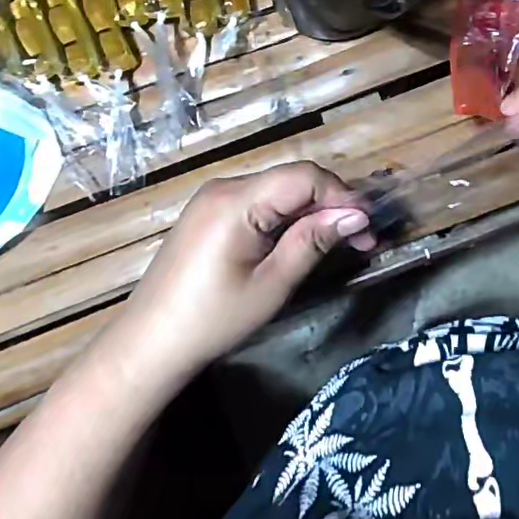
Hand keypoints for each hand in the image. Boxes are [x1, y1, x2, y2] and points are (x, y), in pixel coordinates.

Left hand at [113, 162, 373, 380]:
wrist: (149, 342)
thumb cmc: (213, 319)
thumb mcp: (271, 284)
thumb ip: (312, 241)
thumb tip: (356, 216)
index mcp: (236, 200)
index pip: (303, 176)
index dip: (341, 196)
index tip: (369, 227)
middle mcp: (224, 185)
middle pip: (291, 179)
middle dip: (330, 204)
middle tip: (362, 239)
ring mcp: (213, 196)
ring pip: (276, 188)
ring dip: (310, 210)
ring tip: (338, 241)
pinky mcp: (209, 210)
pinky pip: (258, 200)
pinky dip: (285, 215)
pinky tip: (301, 238)